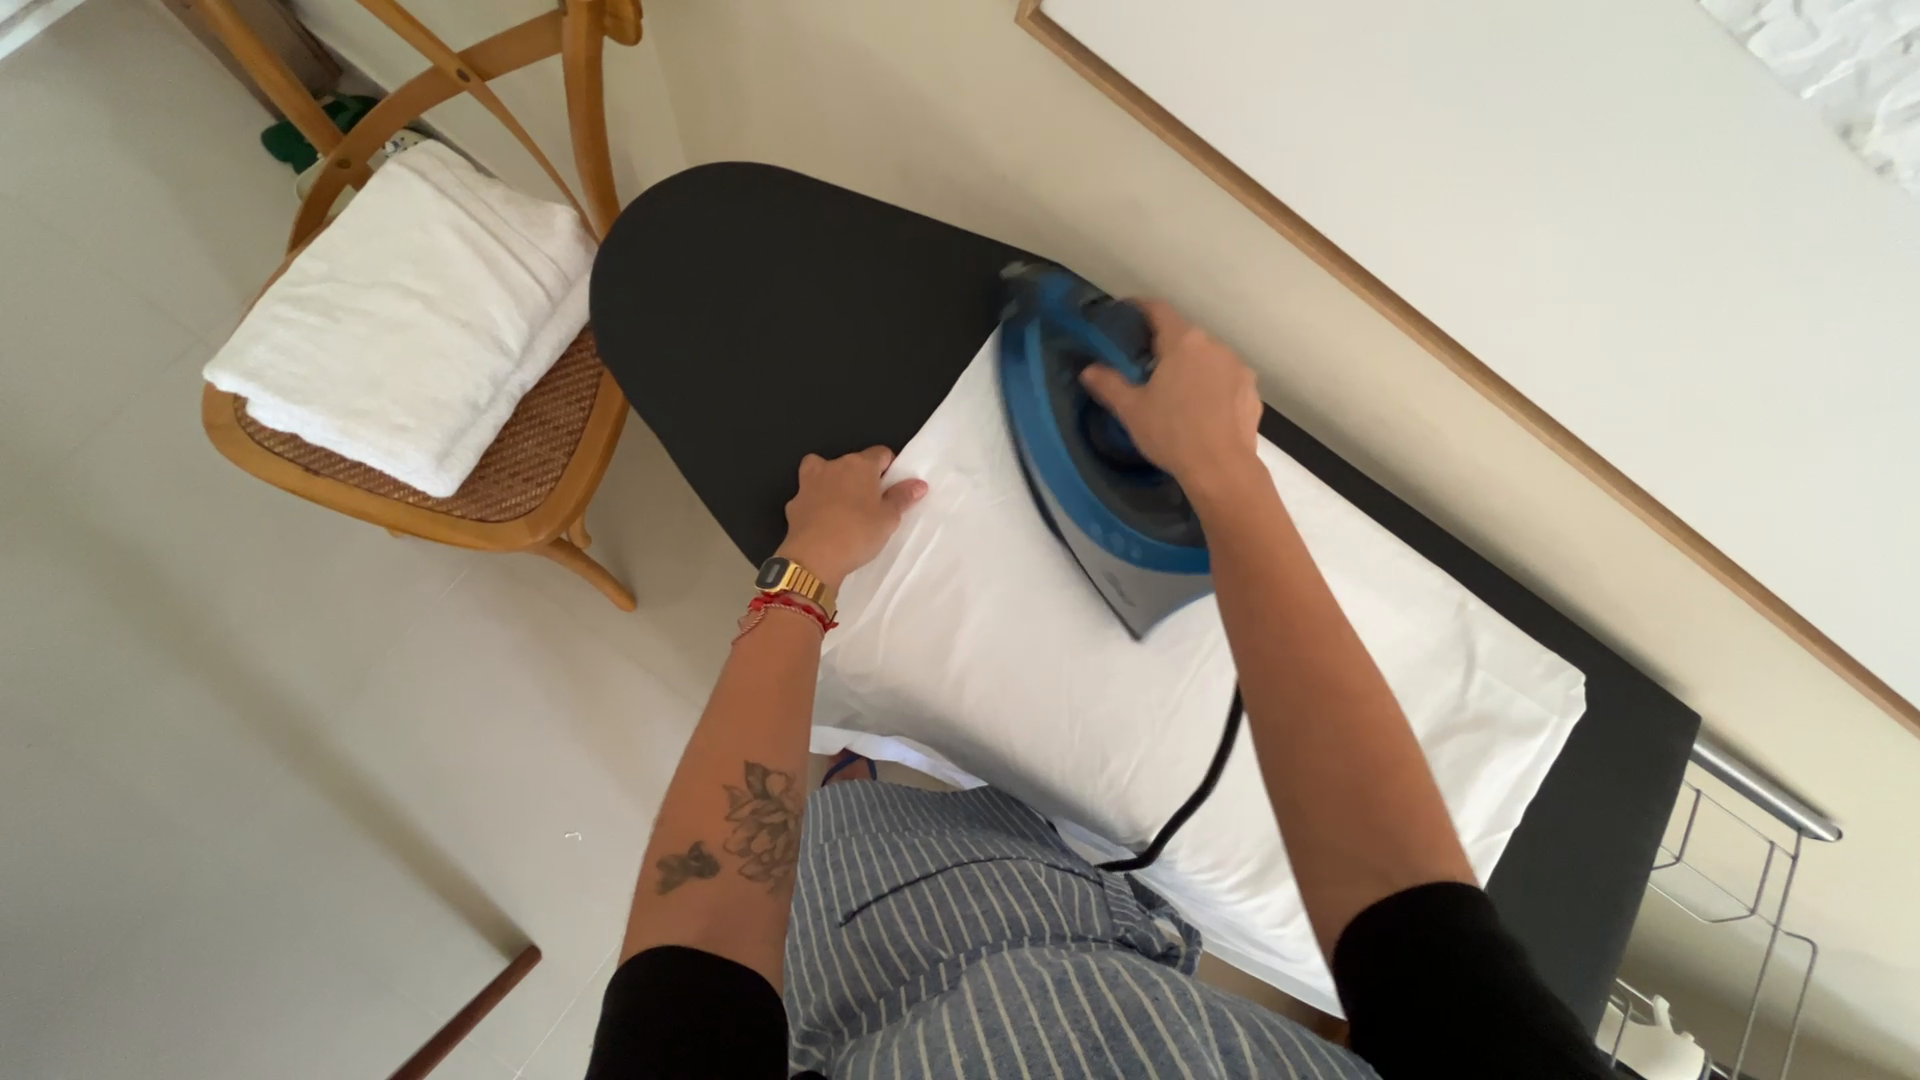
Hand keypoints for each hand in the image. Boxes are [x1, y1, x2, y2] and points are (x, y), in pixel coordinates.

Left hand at [776, 447, 927, 587]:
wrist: (814, 557)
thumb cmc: (858, 532)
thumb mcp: (889, 518)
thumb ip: (902, 497)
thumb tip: (918, 484)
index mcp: (859, 465)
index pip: (880, 453)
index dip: (889, 468)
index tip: (892, 488)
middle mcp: (832, 466)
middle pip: (851, 462)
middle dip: (861, 477)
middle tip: (872, 503)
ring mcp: (808, 484)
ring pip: (822, 473)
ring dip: (832, 483)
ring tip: (842, 507)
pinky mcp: (793, 504)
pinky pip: (808, 497)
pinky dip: (815, 505)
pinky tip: (823, 524)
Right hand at [1078, 299, 1262, 498]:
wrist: (1222, 469)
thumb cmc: (1172, 433)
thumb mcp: (1132, 410)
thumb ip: (1109, 384)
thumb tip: (1089, 370)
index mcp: (1183, 342)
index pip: (1159, 310)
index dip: (1140, 308)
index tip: (1126, 314)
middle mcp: (1215, 346)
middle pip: (1185, 336)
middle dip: (1164, 346)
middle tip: (1145, 367)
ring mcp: (1238, 368)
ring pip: (1207, 358)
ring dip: (1190, 368)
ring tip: (1175, 393)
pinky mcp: (1251, 391)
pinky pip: (1225, 380)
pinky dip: (1211, 387)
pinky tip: (1201, 411)